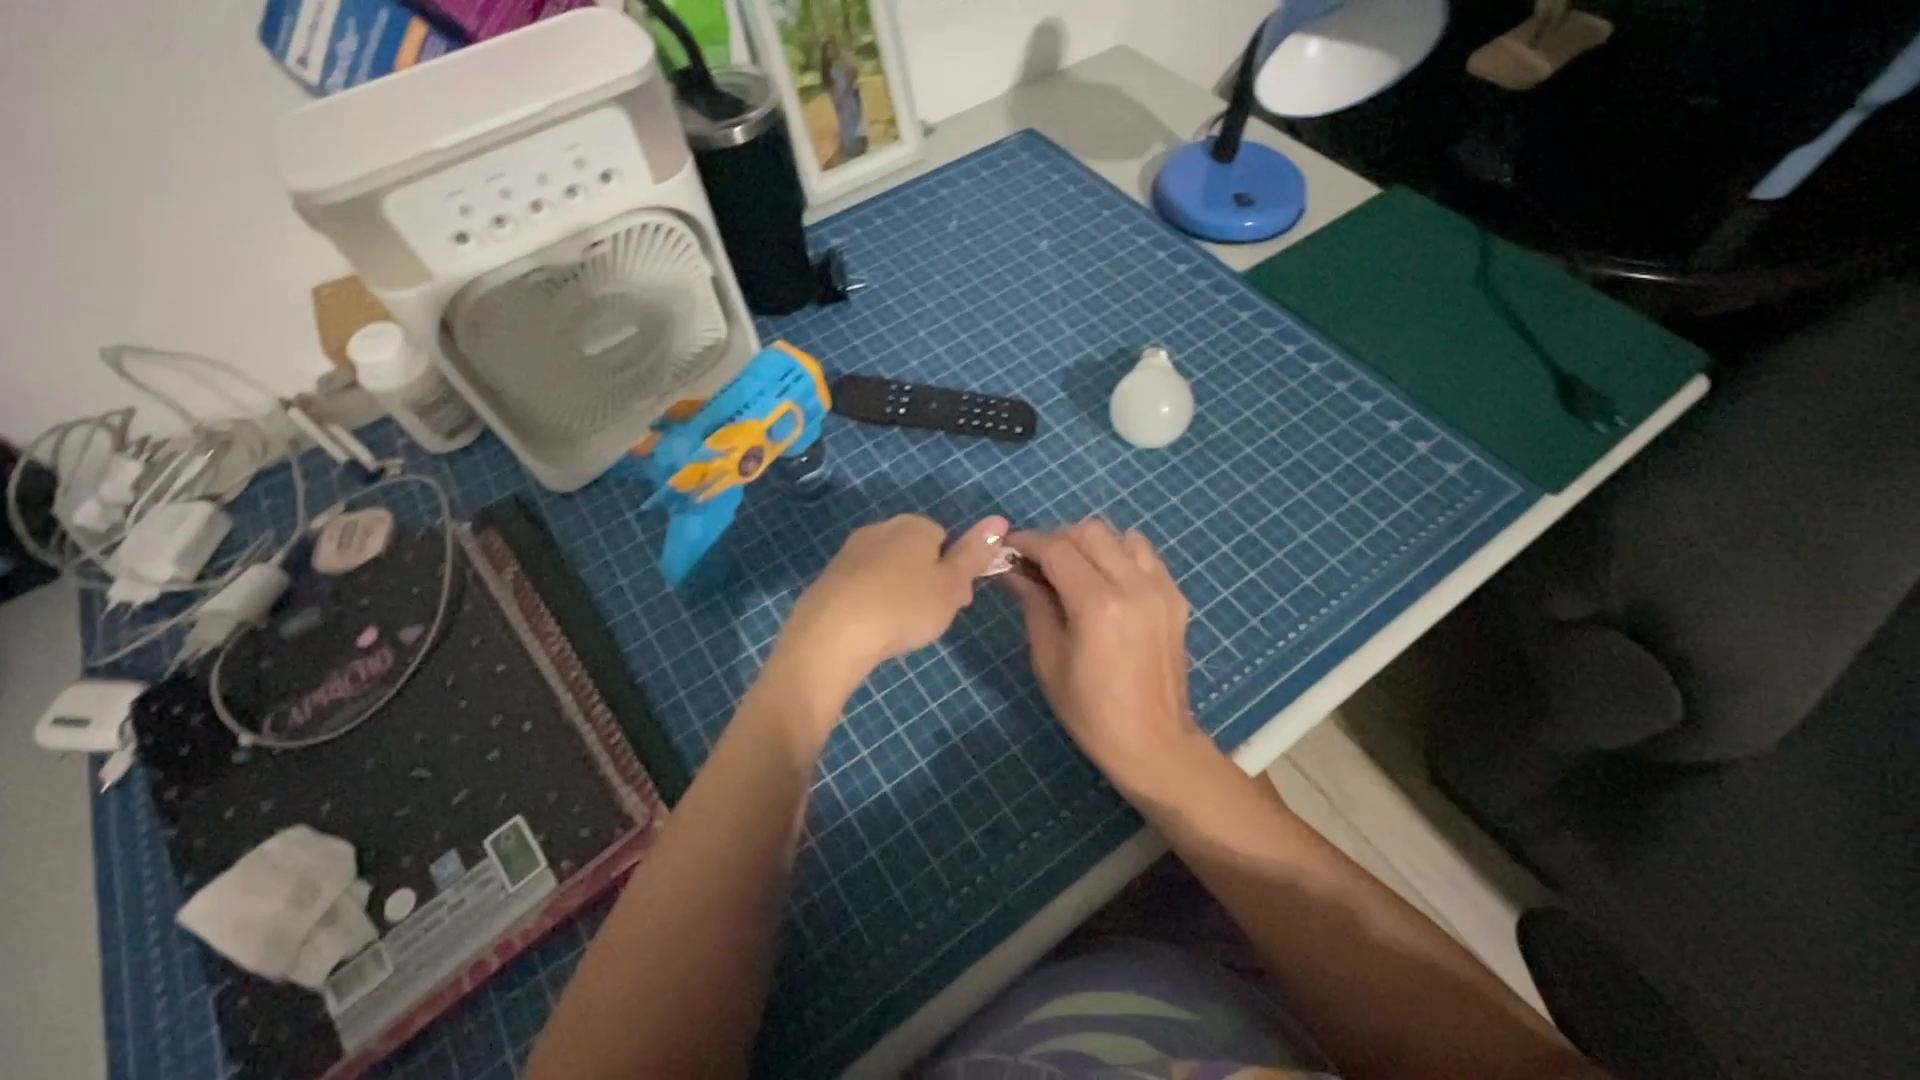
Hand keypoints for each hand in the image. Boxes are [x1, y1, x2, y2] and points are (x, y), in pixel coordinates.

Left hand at [770, 513, 1008, 709]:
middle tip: (932, 618)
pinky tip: (873, 628)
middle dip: (927, 581)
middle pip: (916, 553)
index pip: (946, 539)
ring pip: (889, 570)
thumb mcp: (952, 585)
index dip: (955, 571)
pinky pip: (864, 587)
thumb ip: (975, 554)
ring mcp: (851, 552)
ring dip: (899, 593)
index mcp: (914, 525)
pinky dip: (873, 603)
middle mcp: (881, 529)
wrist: (831, 635)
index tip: (956, 602)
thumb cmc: (903, 608)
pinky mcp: (829, 578)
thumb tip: (999, 520)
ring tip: (901, 628)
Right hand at [1002, 520, 1215, 794]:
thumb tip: (1013, 570)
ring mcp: (1161, 589)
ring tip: (1076, 571)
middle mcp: (1134, 586)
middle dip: (1059, 539)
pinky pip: (1146, 557)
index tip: (1009, 547)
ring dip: (1093, 544)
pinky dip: (1121, 557)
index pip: (1057, 549)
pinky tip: (1107, 584)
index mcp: (1098, 605)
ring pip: (1122, 536)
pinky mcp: (1176, 598)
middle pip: (1091, 532)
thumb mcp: (1049, 659)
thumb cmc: (1090, 710)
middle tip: (1039, 564)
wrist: (1153, 741)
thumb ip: (1033, 604)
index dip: (1028, 542)